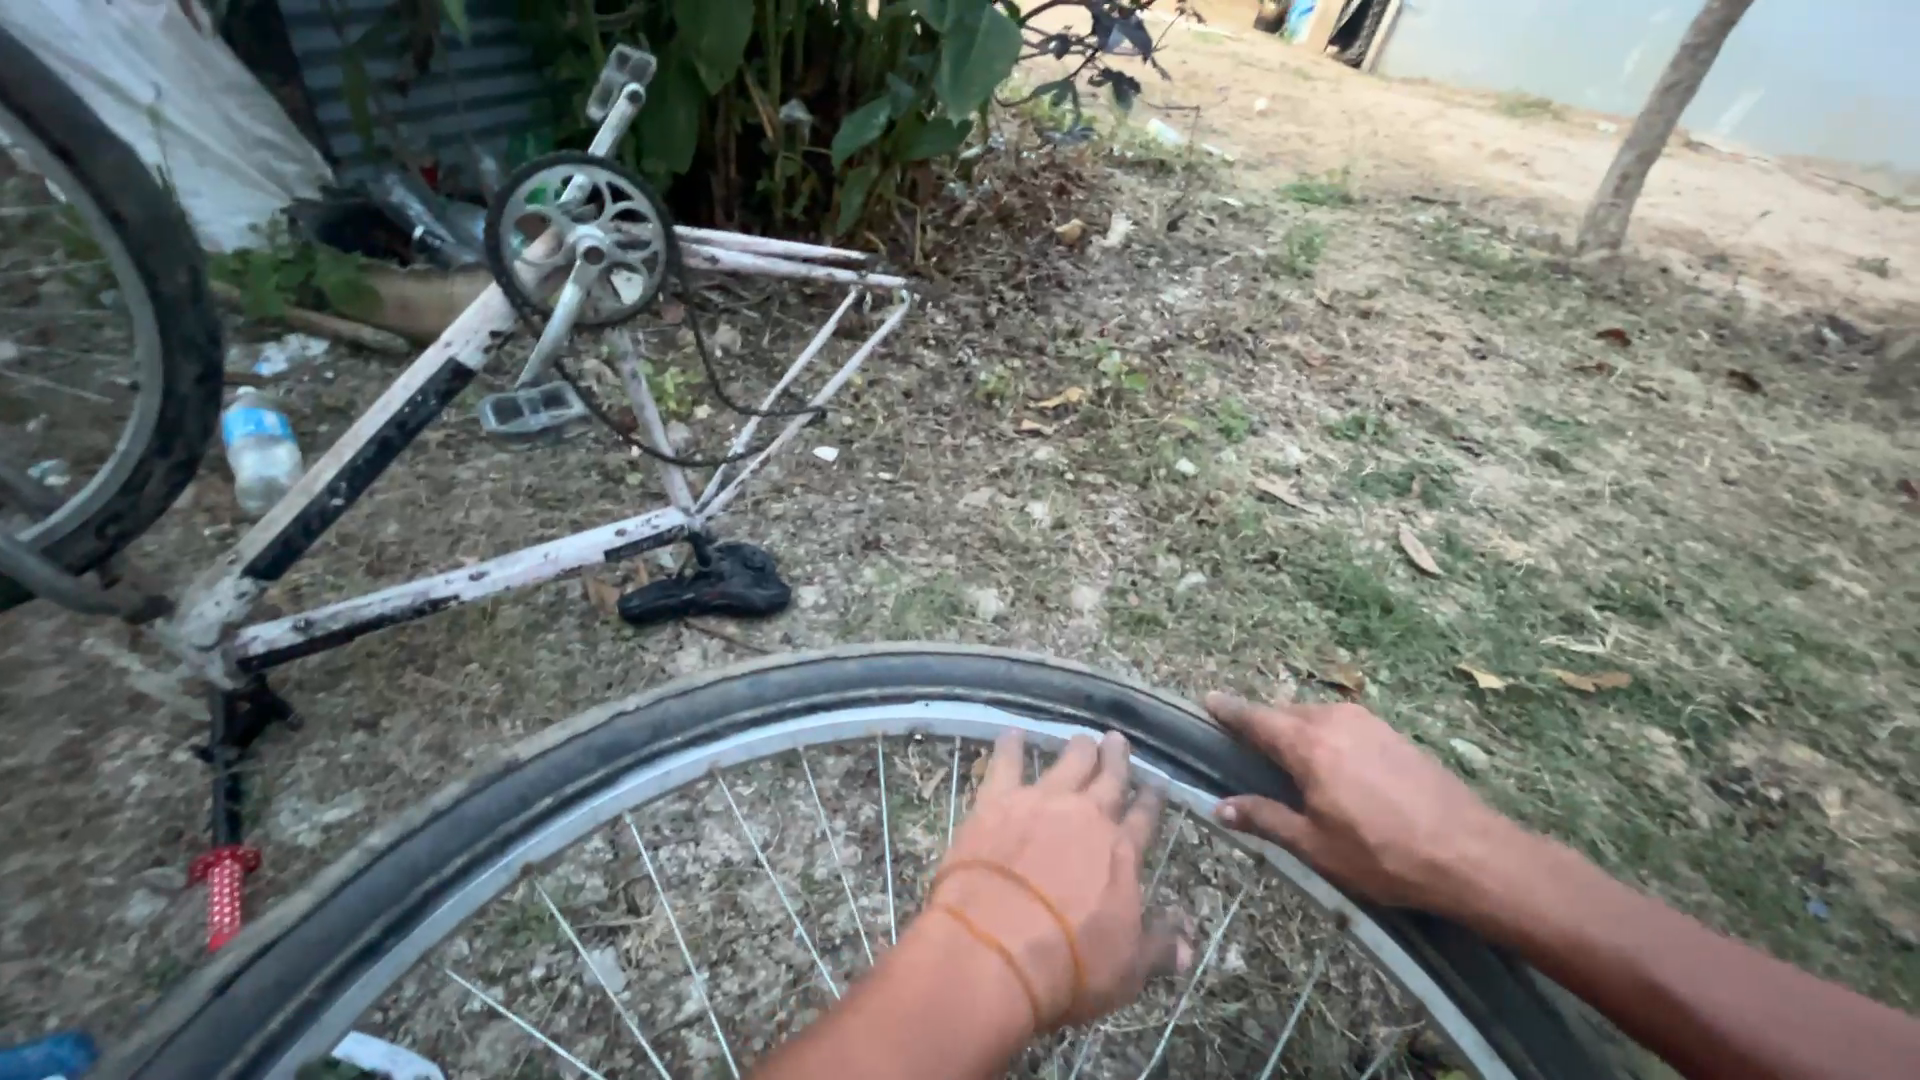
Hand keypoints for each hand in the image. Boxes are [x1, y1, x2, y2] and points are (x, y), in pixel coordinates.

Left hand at [929, 730, 1188, 1031]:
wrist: (996, 949)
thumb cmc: (1069, 968)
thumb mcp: (1127, 971)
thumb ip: (1157, 949)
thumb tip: (1188, 944)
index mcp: (1122, 853)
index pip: (1144, 818)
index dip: (1151, 800)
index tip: (1156, 784)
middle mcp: (1086, 817)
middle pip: (1108, 779)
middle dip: (1117, 759)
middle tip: (1118, 740)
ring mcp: (1041, 803)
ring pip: (1066, 763)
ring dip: (1077, 749)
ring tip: (1082, 737)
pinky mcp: (997, 801)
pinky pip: (1005, 764)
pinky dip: (1009, 746)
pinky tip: (1012, 731)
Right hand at [1205, 692, 1523, 912]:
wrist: (1473, 854)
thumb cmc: (1383, 855)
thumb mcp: (1315, 846)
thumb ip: (1266, 819)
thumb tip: (1221, 808)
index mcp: (1308, 745)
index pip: (1255, 718)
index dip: (1229, 710)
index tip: (1207, 699)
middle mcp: (1335, 721)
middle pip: (1286, 714)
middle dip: (1264, 725)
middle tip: (1247, 746)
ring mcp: (1369, 723)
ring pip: (1317, 718)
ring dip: (1298, 731)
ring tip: (1290, 761)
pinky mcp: (1394, 734)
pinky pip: (1344, 725)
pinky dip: (1326, 737)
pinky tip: (1334, 767)